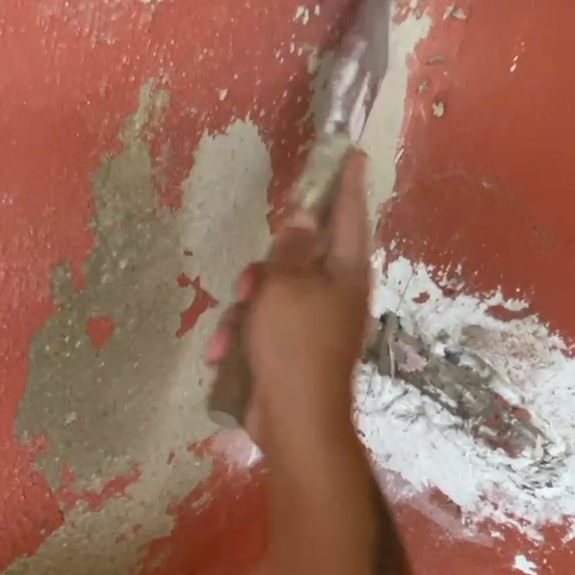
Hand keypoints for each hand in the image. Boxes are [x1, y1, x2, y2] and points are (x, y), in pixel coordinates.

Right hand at [206, 150, 371, 456]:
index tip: (350, 154)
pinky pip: (260, 330)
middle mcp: (334, 295)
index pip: (348, 214)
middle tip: (248, 286)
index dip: (345, 183)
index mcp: (346, 272)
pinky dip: (241, 341)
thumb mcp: (287, 287)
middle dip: (263, 271)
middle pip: (297, 259)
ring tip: (231, 336)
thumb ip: (293, 248)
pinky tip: (224, 356)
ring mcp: (311, 327)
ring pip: (269, 297)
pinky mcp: (288, 354)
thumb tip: (305, 216)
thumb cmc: (294, 346)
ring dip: (242, 314)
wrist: (293, 420)